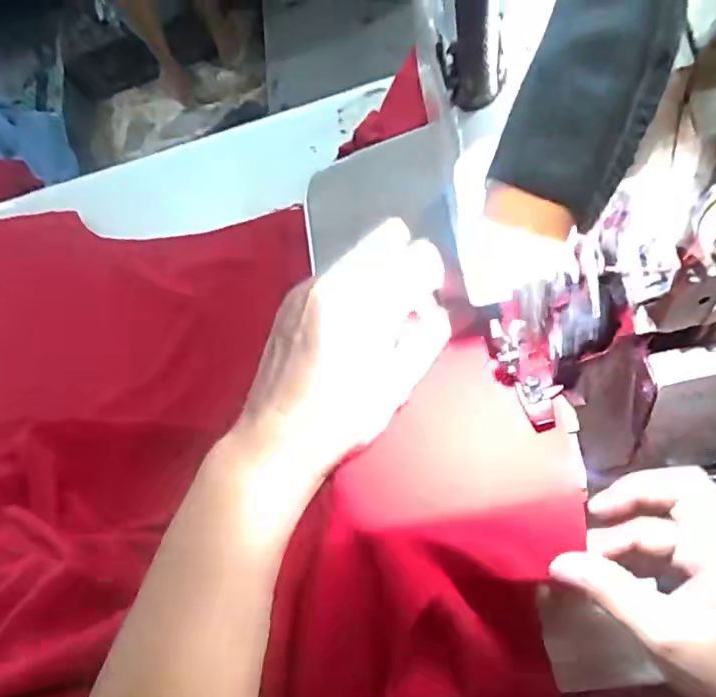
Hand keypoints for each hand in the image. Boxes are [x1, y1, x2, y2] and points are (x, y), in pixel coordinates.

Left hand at [233, 218, 450, 485]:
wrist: (276, 439)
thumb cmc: (340, 420)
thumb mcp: (397, 385)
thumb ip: (427, 338)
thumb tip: (439, 314)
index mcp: (365, 298)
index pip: (421, 255)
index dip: (436, 280)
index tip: (433, 308)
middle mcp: (333, 278)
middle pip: (388, 238)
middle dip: (407, 267)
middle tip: (409, 309)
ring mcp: (306, 286)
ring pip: (358, 255)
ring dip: (378, 279)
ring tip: (378, 327)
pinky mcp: (289, 301)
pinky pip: (334, 276)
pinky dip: (351, 291)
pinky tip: (348, 333)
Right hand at [548, 466, 715, 696]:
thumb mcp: (662, 632)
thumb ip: (609, 591)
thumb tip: (558, 562)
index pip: (682, 487)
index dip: (632, 490)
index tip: (590, 516)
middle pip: (671, 508)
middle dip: (621, 524)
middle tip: (579, 552)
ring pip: (670, 533)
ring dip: (627, 546)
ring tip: (588, 569)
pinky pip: (676, 555)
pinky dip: (642, 563)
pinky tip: (615, 581)